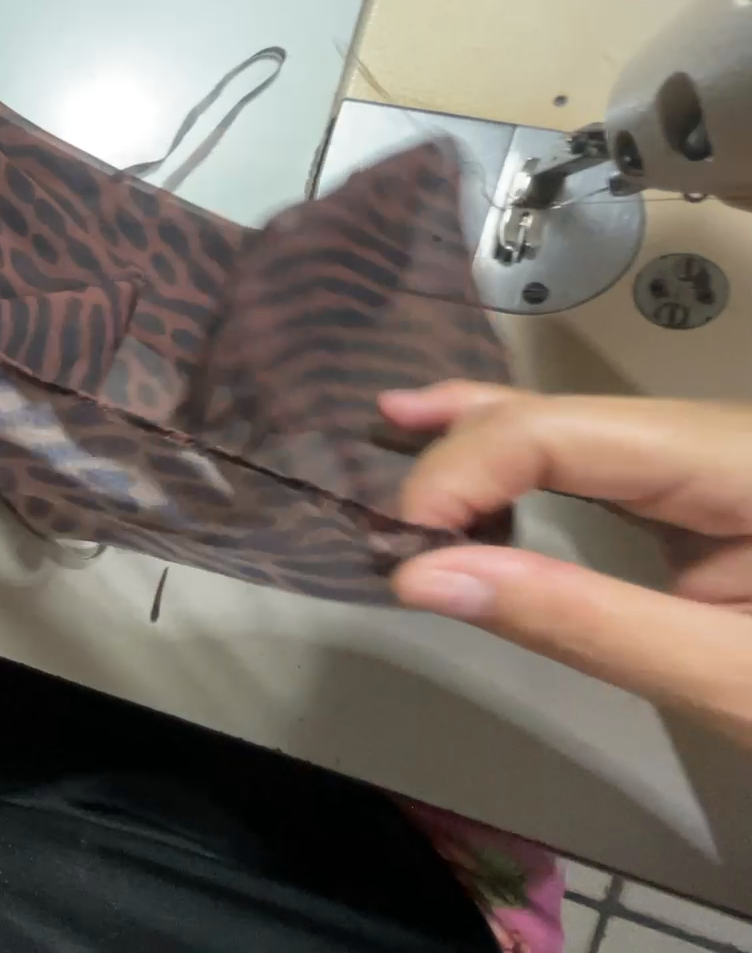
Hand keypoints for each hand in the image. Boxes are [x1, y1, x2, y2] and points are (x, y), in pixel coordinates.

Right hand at [382, 381, 751, 744]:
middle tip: (383, 501)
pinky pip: (600, 453)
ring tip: (396, 420)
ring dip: (477, 431)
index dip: (463, 472)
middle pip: (569, 417)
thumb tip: (415, 577)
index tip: (404, 546)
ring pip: (580, 422)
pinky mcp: (717, 487)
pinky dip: (520, 454)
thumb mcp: (743, 681)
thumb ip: (578, 620)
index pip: (564, 433)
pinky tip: (464, 429)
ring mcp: (731, 458)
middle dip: (462, 448)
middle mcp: (739, 439)